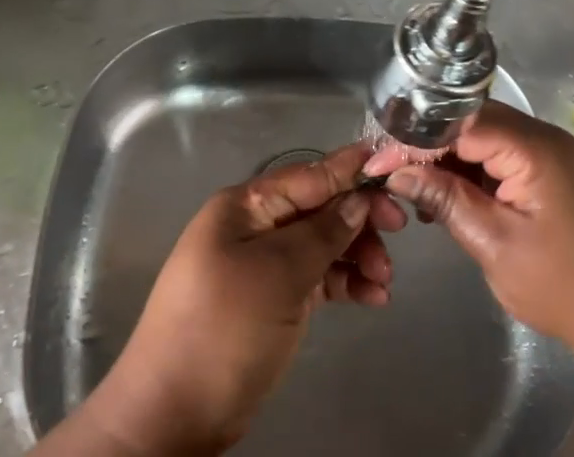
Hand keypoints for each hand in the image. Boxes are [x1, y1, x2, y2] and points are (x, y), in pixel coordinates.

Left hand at [60, 141, 407, 454]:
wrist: (174, 411)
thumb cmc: (224, 327)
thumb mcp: (279, 273)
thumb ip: (323, 233)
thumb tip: (359, 200)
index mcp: (244, 207)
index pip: (306, 176)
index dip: (348, 168)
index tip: (391, 163)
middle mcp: (253, 228)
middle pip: (318, 209)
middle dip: (359, 220)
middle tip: (398, 232)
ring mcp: (263, 266)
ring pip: (322, 245)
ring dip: (357, 255)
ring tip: (384, 281)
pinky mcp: (273, 300)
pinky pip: (317, 278)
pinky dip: (344, 283)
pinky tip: (373, 298)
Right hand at [362, 101, 573, 368]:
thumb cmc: (557, 284)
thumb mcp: (492, 243)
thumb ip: (445, 199)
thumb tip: (397, 172)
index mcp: (534, 150)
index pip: (462, 122)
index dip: (417, 138)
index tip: (380, 161)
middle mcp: (542, 137)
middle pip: (471, 121)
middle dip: (427, 144)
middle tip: (388, 169)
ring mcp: (547, 152)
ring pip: (482, 137)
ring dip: (446, 158)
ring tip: (409, 185)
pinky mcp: (547, 170)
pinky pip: (498, 155)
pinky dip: (469, 171)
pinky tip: (442, 194)